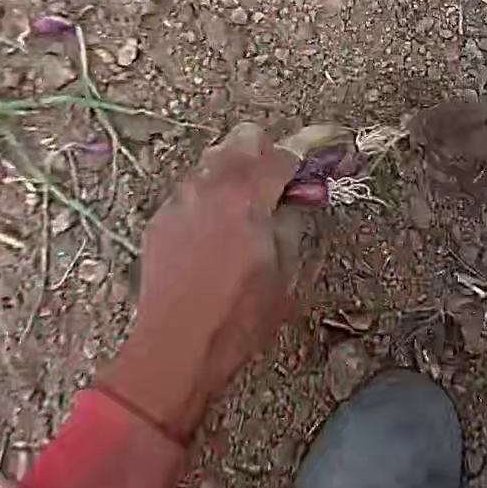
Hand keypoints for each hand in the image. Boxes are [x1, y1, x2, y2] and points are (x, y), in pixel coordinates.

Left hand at [99, 123, 304, 439]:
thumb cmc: (241, 313)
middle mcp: (210, 186)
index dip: (312, 148)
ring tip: (249, 206)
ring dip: (237, 171)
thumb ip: (293, 216)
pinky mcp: (160, 220)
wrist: (174, 350)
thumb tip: (299, 194)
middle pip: (244, 137)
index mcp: (248, 194)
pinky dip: (211, 195)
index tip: (327, 150)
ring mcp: (180, 200)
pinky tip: (218, 229)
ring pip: (214, 160)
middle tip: (281, 183)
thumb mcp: (287, 265)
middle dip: (268, 152)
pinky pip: (192, 188)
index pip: (287, 151)